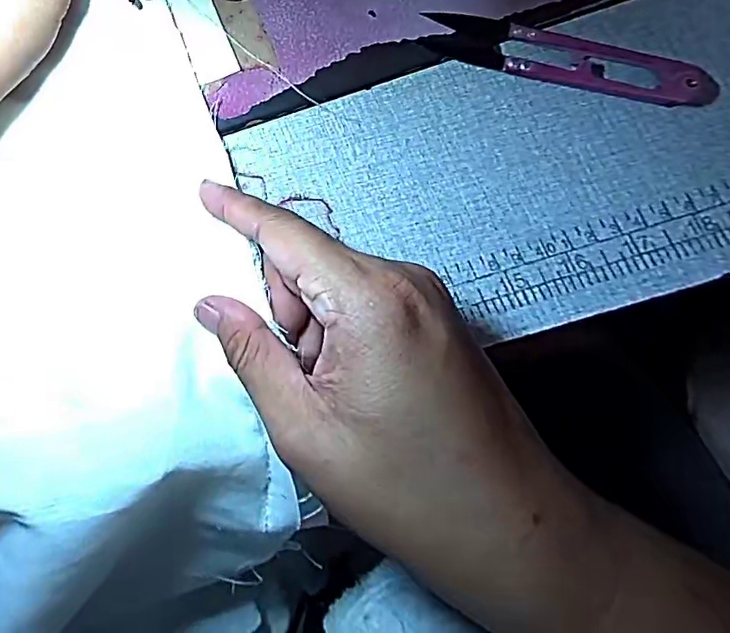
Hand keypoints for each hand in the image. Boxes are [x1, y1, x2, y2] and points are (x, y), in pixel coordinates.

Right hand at [192, 182, 610, 625]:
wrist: (525, 541)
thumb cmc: (414, 493)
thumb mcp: (306, 430)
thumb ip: (251, 354)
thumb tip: (213, 305)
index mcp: (372, 301)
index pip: (286, 235)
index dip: (238, 210)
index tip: (204, 189)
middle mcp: (403, 282)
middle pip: (303, 262)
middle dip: (281, 309)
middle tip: (296, 375)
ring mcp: (424, 296)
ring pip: (326, 282)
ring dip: (309, 327)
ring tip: (333, 393)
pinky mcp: (431, 314)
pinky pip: (355, 298)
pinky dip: (334, 330)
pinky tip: (354, 385)